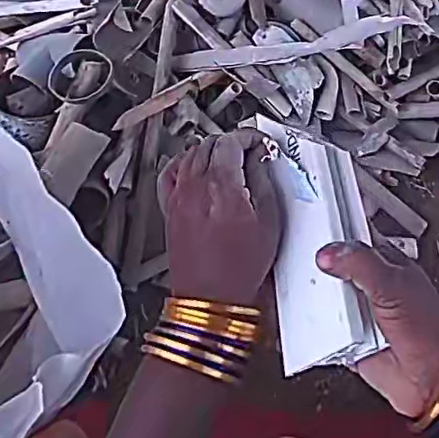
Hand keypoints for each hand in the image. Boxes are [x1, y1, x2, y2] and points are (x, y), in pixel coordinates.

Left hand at [158, 129, 281, 305]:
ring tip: (229, 160)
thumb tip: (261, 160)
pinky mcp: (169, 208)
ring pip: (192, 152)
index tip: (260, 144)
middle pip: (211, 142)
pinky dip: (184, 163)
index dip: (251, 137)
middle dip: (233, 143)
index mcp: (221, 185)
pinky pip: (171, 172)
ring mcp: (179, 197)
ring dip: (211, 150)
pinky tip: (196, 168)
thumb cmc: (239, 269)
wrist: (212, 300)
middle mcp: (195, 186)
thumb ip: (264, 180)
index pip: (232, 141)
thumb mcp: (269, 220)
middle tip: (250, 153)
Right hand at [316, 242, 438, 416]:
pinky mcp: (352, 341)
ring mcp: (362, 313)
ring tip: (310, 296)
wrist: (434, 381)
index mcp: (386, 262)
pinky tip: (314, 326)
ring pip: (329, 299)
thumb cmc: (429, 329)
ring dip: (319, 301)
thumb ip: (361, 263)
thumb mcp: (392, 284)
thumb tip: (330, 253)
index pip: (355, 238)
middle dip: (322, 270)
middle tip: (308, 266)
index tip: (315, 232)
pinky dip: (318, 330)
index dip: (336, 235)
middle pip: (336, 269)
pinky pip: (326, 331)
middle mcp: (372, 286)